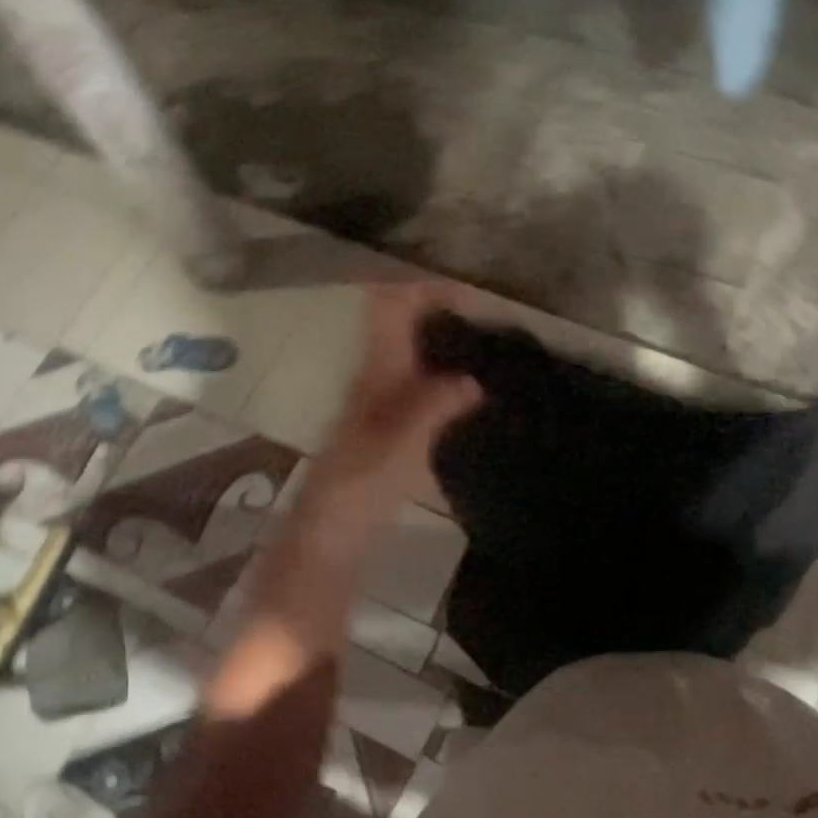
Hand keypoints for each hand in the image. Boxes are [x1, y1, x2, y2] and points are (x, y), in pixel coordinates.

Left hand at [301, 283, 481, 527]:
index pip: (391, 304)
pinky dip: (442, 364)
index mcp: (375, 371)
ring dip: (440, 331)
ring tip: (487, 336)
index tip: (470, 291)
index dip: (424, 285)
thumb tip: (472, 379)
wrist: (329, 532)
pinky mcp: (389, 420)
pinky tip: (471, 382)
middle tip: (487, 310)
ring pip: (409, 343)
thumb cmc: (359, 488)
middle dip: (438, 303)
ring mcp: (380, 396)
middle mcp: (375, 374)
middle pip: (399, 317)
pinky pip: (418, 373)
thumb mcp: (399, 449)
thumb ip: (432, 409)